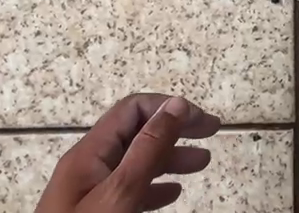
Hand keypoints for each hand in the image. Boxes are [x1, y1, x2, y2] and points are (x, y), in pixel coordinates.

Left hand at [36, 94, 220, 212]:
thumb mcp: (120, 194)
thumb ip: (148, 148)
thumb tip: (177, 103)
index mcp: (89, 154)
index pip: (134, 109)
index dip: (170, 107)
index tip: (202, 121)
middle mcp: (87, 167)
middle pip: (137, 132)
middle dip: (176, 128)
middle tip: (212, 132)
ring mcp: (86, 193)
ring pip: (135, 161)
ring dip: (170, 156)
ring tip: (202, 163)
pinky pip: (128, 188)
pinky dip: (154, 183)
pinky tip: (172, 194)